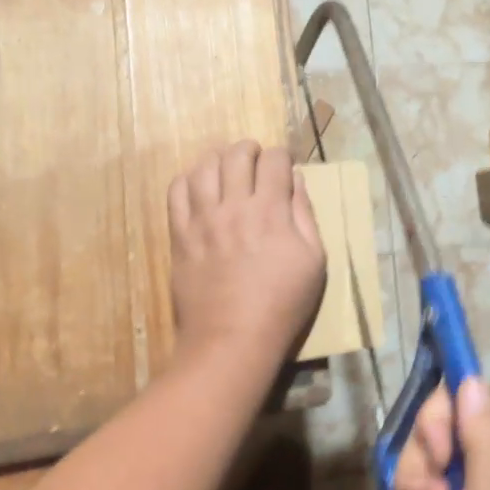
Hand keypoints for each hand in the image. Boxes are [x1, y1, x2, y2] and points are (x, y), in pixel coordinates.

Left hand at [168, 141, 325, 365]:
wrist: (231, 339)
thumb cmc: (282, 304)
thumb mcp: (313, 260)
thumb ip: (305, 215)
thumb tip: (296, 181)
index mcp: (271, 211)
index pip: (275, 160)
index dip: (282, 156)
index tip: (284, 165)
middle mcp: (234, 206)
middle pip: (237, 155)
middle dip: (250, 149)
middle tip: (255, 158)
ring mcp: (202, 220)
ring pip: (203, 168)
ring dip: (218, 159)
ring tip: (226, 166)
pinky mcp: (179, 236)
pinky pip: (176, 193)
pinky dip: (187, 180)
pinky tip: (198, 186)